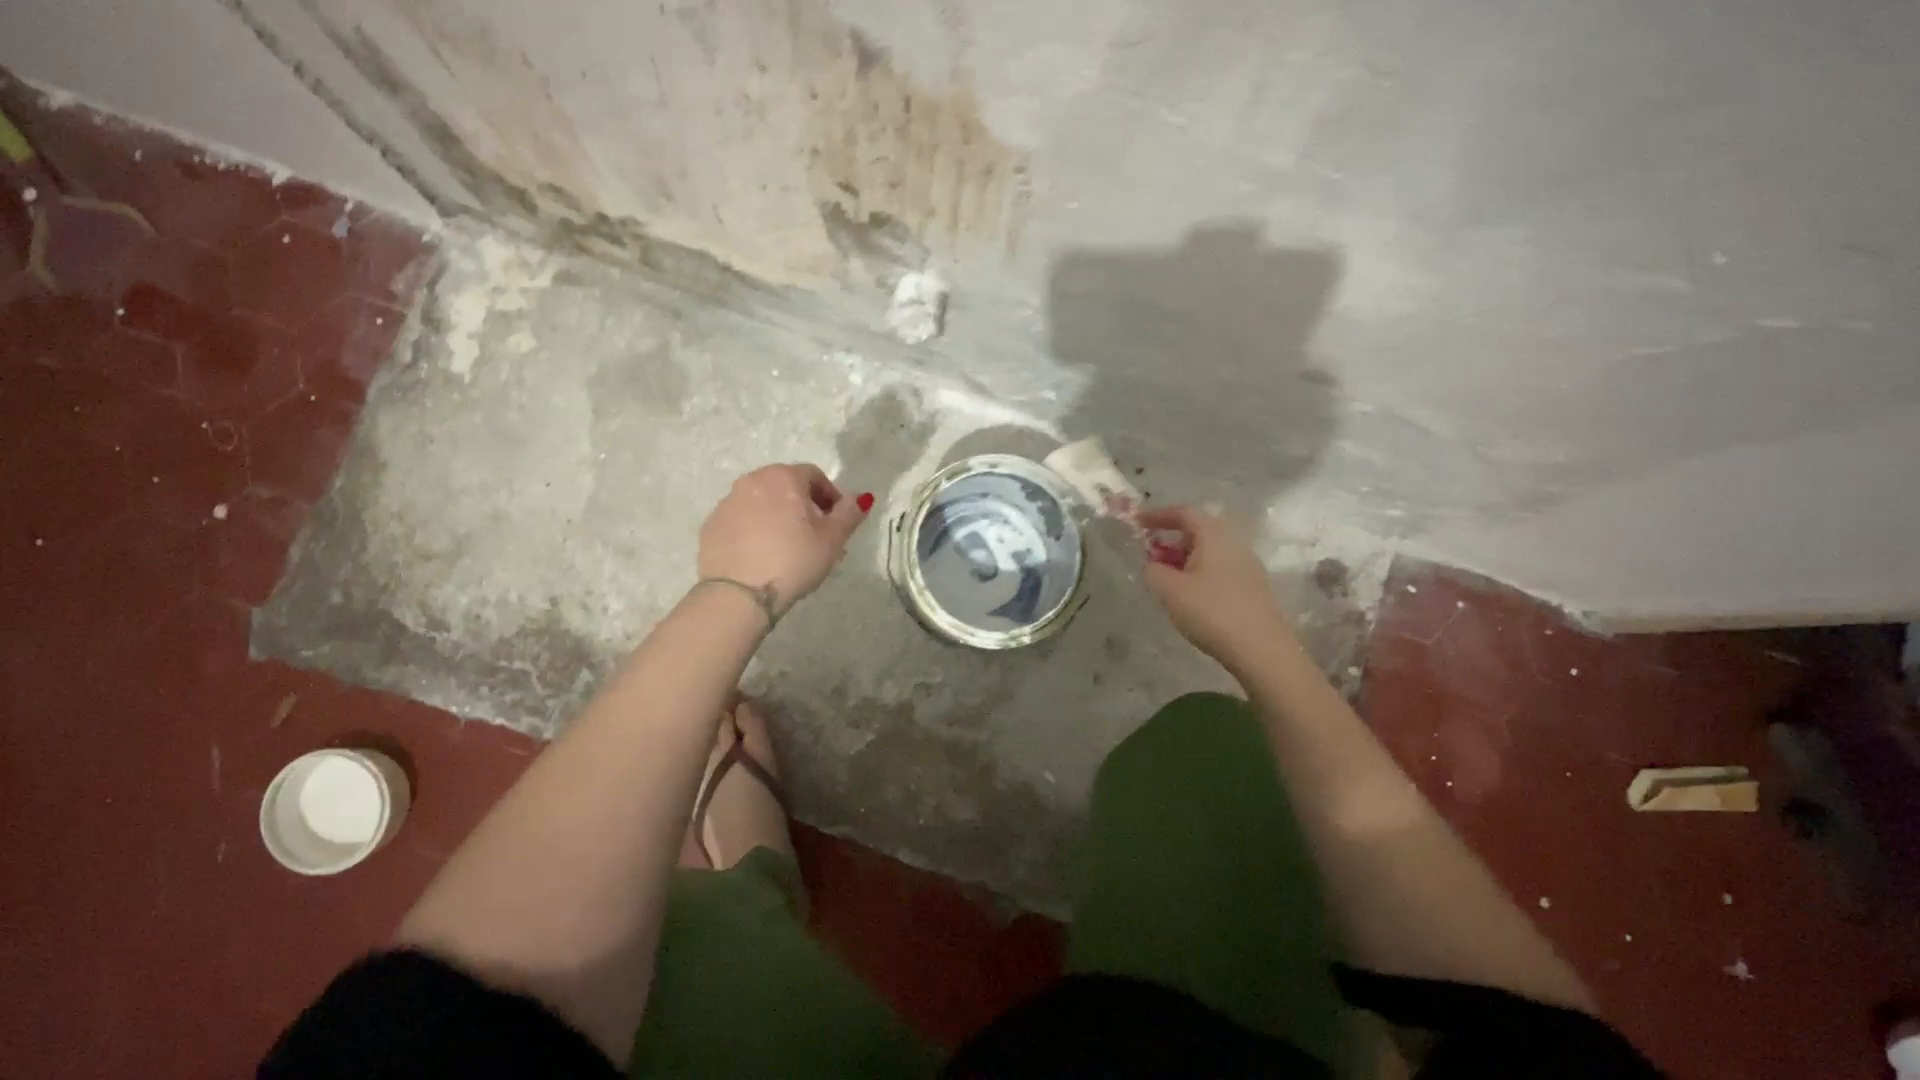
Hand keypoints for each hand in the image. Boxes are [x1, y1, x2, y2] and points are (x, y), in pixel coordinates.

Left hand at [698, 464, 871, 616]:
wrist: (739, 594)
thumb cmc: (793, 560)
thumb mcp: (832, 539)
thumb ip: (849, 513)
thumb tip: (860, 497)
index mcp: (783, 477)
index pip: (814, 475)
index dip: (830, 496)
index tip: (837, 521)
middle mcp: (752, 481)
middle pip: (785, 485)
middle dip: (803, 505)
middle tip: (815, 535)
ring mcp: (727, 502)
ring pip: (761, 502)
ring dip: (777, 516)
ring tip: (787, 548)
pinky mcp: (710, 526)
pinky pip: (740, 521)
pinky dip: (754, 530)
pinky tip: (761, 556)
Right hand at [1137, 505, 1292, 667]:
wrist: (1261, 649)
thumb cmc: (1212, 611)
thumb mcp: (1170, 590)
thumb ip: (1153, 571)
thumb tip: (1152, 564)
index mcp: (1214, 535)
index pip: (1184, 512)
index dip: (1158, 515)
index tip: (1137, 523)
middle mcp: (1234, 543)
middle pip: (1198, 531)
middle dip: (1171, 540)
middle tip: (1150, 557)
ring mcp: (1247, 565)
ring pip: (1209, 552)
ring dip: (1184, 559)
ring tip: (1166, 580)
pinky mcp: (1252, 587)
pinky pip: (1219, 569)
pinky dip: (1199, 573)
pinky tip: (1189, 597)